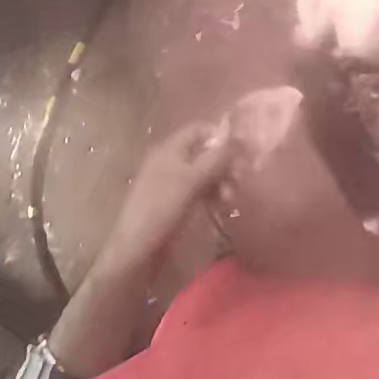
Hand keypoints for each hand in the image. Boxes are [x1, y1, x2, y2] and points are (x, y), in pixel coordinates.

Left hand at [107, 119, 231, 261]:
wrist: (136, 249)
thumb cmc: (163, 209)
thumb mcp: (192, 180)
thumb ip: (215, 158)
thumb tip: (236, 136)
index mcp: (169, 149)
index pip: (200, 130)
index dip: (221, 138)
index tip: (242, 154)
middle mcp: (169, 160)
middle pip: (203, 152)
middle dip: (223, 164)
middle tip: (238, 182)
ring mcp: (169, 182)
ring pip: (202, 173)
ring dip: (219, 182)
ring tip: (229, 199)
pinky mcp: (171, 202)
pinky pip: (196, 190)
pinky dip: (210, 195)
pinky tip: (219, 207)